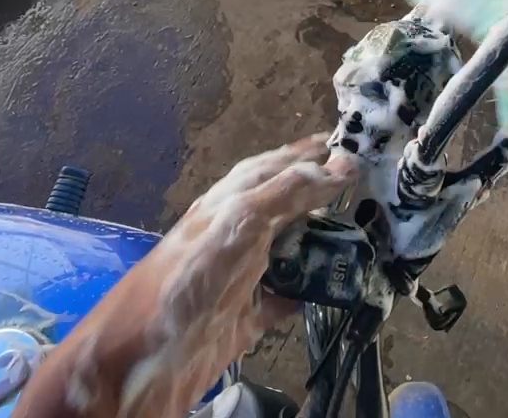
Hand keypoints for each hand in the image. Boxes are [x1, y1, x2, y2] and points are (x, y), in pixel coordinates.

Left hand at [15, 138, 356, 417]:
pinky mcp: (247, 316)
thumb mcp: (241, 221)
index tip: (354, 146)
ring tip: (363, 237)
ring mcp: (244, 273)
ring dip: (323, 242)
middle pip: (290, 204)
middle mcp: (242, 229)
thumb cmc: (189, 277)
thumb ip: (289, 191)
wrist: (140, 360)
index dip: (313, 153)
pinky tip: (332, 289)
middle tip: (367, 190)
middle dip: (325, 195)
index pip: (282, 163)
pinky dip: (310, 290)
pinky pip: (287, 296)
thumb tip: (342, 162)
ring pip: (292, 248)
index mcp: (235, 197)